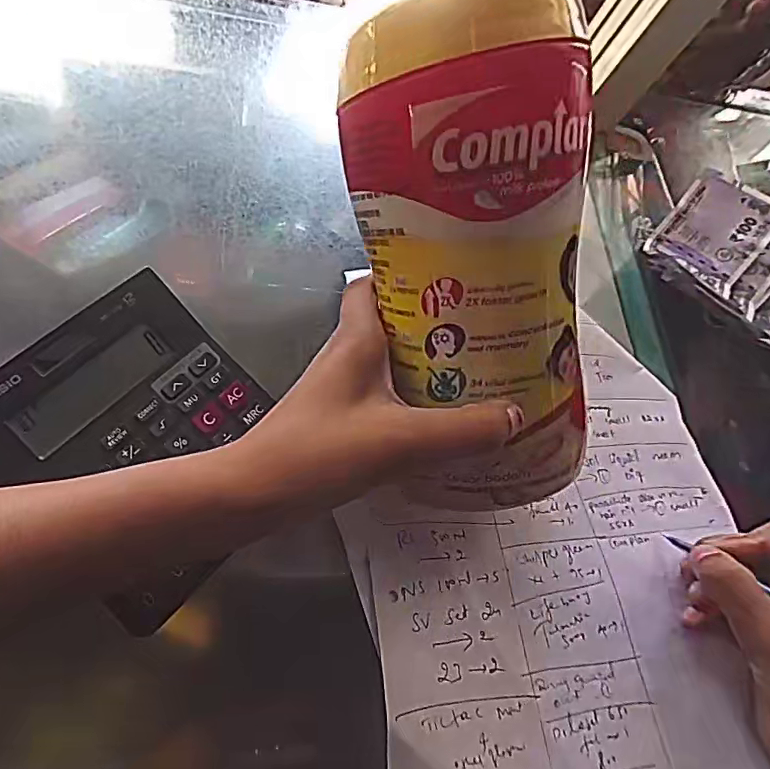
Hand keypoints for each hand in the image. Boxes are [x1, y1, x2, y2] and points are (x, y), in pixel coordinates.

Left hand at [226, 279, 519, 512]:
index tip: (454, 277)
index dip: (408, 273)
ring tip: (476, 371)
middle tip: (484, 329)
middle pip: (393, 321)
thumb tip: (514, 416)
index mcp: (357, 339)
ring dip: (428, 362)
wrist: (255, 494)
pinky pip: (386, 394)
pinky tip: (441, 419)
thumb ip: (460, 431)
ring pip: (392, 360)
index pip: (374, 283)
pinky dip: (414, 398)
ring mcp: (341, 387)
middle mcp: (347, 355)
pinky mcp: (340, 418)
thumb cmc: (318, 452)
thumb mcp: (399, 441)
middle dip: (436, 321)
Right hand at [681, 515, 769, 768]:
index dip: (748, 544)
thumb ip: (740, 596)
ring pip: (758, 591)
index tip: (710, 559)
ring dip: (720, 594)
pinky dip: (724, 618)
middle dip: (728, 569)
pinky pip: (753, 620)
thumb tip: (705, 555)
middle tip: (693, 577)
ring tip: (694, 604)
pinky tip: (701, 623)